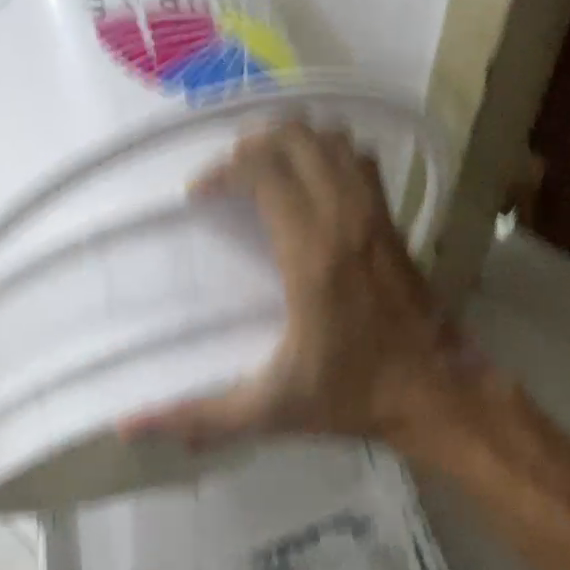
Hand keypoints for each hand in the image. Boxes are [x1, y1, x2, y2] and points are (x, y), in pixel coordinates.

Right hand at [118, 123, 472, 458]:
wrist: (440, 396)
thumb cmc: (353, 397)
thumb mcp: (270, 411)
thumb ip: (200, 417)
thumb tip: (130, 428)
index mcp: (312, 256)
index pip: (265, 173)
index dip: (224, 171)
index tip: (199, 196)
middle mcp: (346, 220)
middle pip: (299, 140)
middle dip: (254, 145)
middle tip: (227, 177)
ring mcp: (376, 216)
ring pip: (334, 141)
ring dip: (293, 142)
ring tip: (262, 170)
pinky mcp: (394, 222)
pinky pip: (361, 161)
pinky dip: (330, 153)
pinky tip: (310, 182)